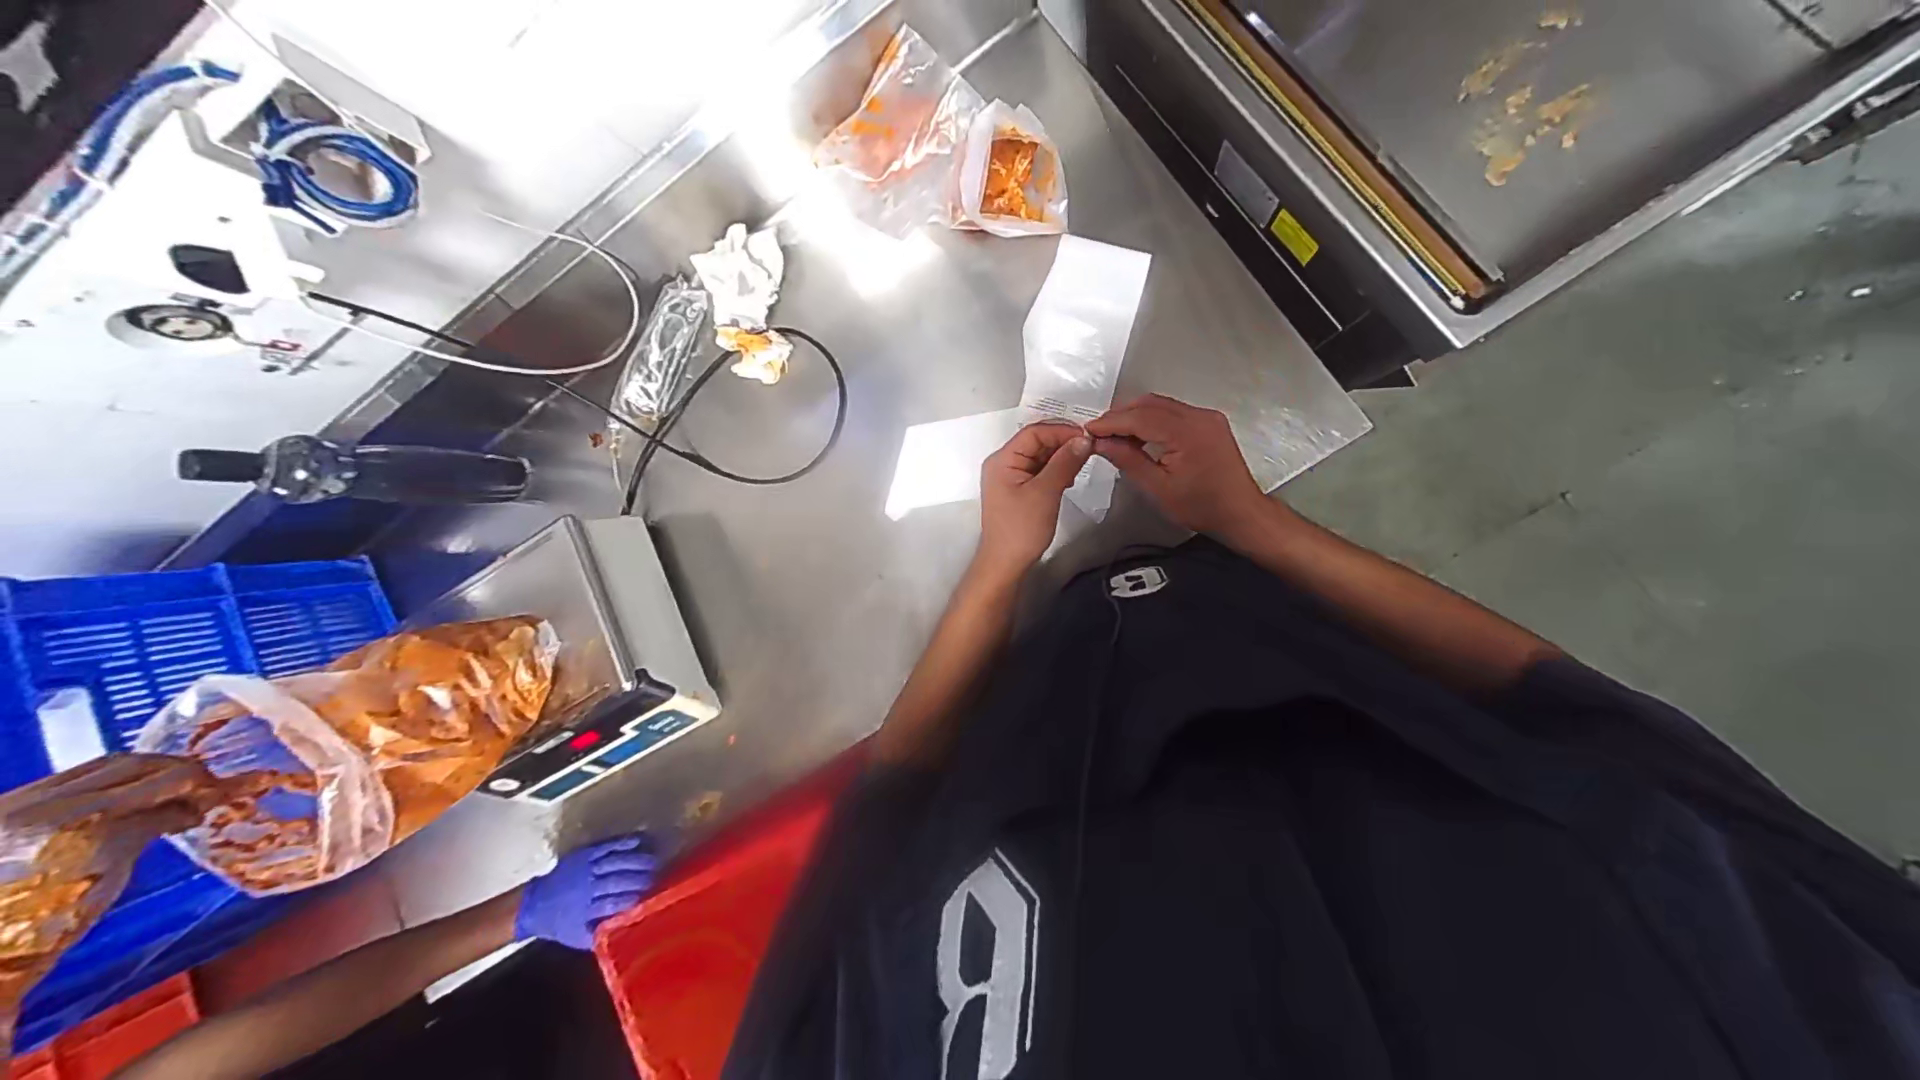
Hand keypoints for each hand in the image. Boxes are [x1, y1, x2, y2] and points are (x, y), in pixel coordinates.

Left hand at [514, 832, 657, 949]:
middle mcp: (587, 888)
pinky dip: (623, 843)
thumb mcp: (579, 937)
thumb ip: (602, 933)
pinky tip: (639, 841)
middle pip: (619, 880)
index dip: (636, 898)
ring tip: (656, 860)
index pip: (617, 903)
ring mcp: (585, 869)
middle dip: (642, 878)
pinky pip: (606, 847)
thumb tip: (629, 928)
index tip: (655, 895)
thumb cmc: (561, 924)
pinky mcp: (583, 855)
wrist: (534, 905)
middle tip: (661, 875)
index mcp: (587, 911)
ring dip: (637, 860)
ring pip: (616, 862)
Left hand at [976, 421, 1092, 577]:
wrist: (1006, 563)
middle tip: (1090, 448)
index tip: (1086, 436)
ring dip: (1062, 457)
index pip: (1034, 432)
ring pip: (1040, 457)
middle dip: (1063, 443)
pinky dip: (1056, 471)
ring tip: (1083, 462)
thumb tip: (1083, 440)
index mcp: (1002, 460)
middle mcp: (1004, 464)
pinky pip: (1040, 471)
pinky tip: (1070, 477)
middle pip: (1036, 442)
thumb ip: (1064, 463)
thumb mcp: (1045, 492)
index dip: (1060, 430)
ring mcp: (1011, 478)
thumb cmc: (1021, 529)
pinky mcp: (1019, 491)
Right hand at [1087, 394, 1270, 537]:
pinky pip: (1174, 412)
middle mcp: (1199, 417)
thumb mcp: (1158, 488)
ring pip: (1161, 405)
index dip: (1111, 422)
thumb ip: (1128, 460)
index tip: (1089, 430)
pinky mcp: (1209, 423)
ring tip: (1115, 437)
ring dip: (1135, 416)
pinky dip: (1152, 419)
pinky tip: (1140, 437)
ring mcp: (1206, 417)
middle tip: (1099, 433)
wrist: (1241, 513)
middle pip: (1149, 404)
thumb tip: (1102, 444)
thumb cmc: (1203, 506)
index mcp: (1187, 433)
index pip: (1140, 418)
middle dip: (1121, 416)